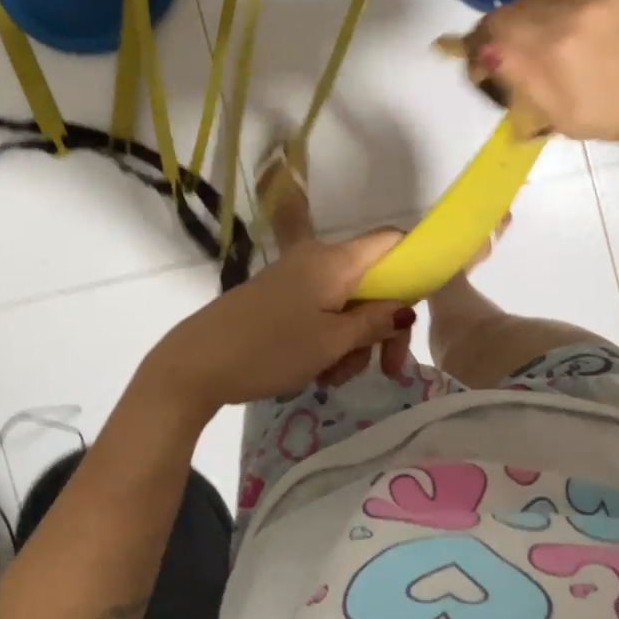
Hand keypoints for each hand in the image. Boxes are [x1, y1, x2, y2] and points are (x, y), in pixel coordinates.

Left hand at [139, 230, 414, 418]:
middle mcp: (318, 259)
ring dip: (353, 342)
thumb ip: (373, 322)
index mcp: (335, 260)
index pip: (391, 241)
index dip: (416, 265)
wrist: (198, 362)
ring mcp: (297, 279)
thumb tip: (404, 308)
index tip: (419, 312)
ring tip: (333, 377)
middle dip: (382, 326)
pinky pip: (322, 312)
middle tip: (387, 371)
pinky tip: (316, 372)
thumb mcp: (331, 342)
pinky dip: (329, 340)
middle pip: (373, 282)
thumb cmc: (270, 349)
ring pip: (348, 304)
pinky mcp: (280, 298)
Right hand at [472, 0, 618, 147]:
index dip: (478, 42)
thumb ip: (515, 75)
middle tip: (503, 47)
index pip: (495, 28)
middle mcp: (571, 11)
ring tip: (531, 25)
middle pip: (512, 8)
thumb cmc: (603, 115)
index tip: (479, 59)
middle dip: (499, 29)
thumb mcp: (551, 111)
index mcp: (553, 47)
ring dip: (524, 7)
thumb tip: (485, 50)